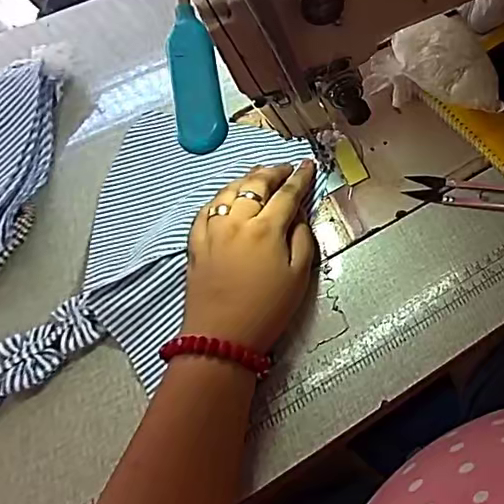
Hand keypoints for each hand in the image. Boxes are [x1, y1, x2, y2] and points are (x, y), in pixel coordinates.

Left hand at [182, 161, 318, 350]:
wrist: (221, 339)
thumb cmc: (268, 308)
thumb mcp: (300, 274)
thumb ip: (302, 237)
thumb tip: (297, 215)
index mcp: (266, 229)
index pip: (287, 193)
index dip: (300, 177)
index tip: (308, 165)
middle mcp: (237, 222)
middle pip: (255, 184)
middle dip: (273, 172)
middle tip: (286, 167)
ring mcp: (212, 231)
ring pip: (229, 192)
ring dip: (247, 179)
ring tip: (259, 176)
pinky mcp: (195, 244)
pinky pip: (207, 210)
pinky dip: (221, 198)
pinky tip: (228, 198)